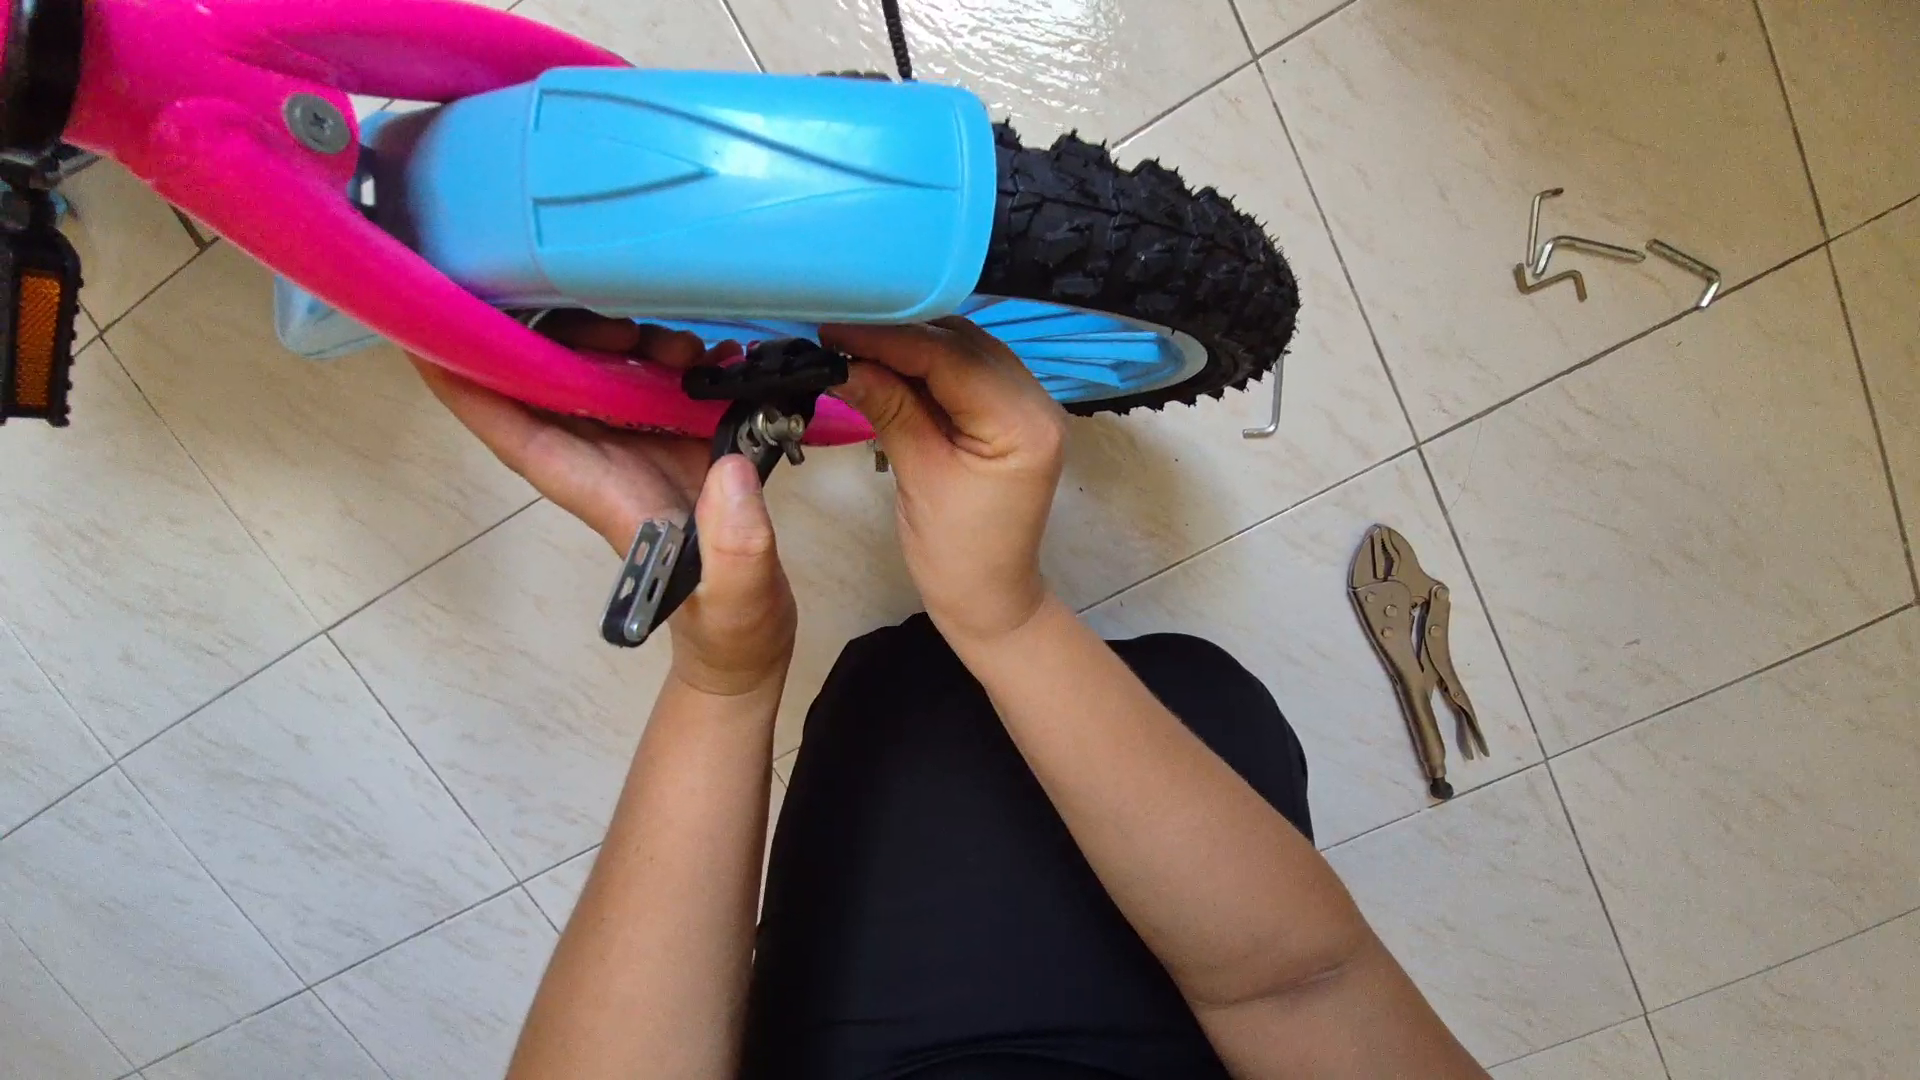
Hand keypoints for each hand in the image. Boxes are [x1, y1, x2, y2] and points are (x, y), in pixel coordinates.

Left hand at [411, 313, 795, 696]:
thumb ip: (737, 544)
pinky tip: (726, 356)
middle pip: (552, 382)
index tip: (429, 304)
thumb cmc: (734, 624)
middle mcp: (606, 462)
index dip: (462, 371)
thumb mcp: (740, 594)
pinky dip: (685, 362)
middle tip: (630, 323)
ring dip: (635, 342)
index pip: (512, 429)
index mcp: (599, 492)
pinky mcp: (683, 447)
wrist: (751, 630)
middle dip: (570, 333)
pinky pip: (664, 387)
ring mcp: (644, 451)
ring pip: (606, 373)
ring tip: (690, 347)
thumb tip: (729, 469)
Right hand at [821, 317, 1066, 646]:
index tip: (832, 329)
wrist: (987, 596)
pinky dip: (926, 368)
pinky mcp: (1010, 414)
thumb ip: (889, 407)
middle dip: (899, 335)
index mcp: (1024, 424)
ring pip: (964, 352)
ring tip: (856, 347)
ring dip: (911, 347)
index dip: (888, 338)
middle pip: (963, 344)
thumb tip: (840, 359)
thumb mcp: (919, 476)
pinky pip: (965, 375)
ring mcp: (1028, 405)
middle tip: (837, 334)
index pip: (951, 358)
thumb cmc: (955, 554)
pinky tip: (887, 366)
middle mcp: (1037, 402)